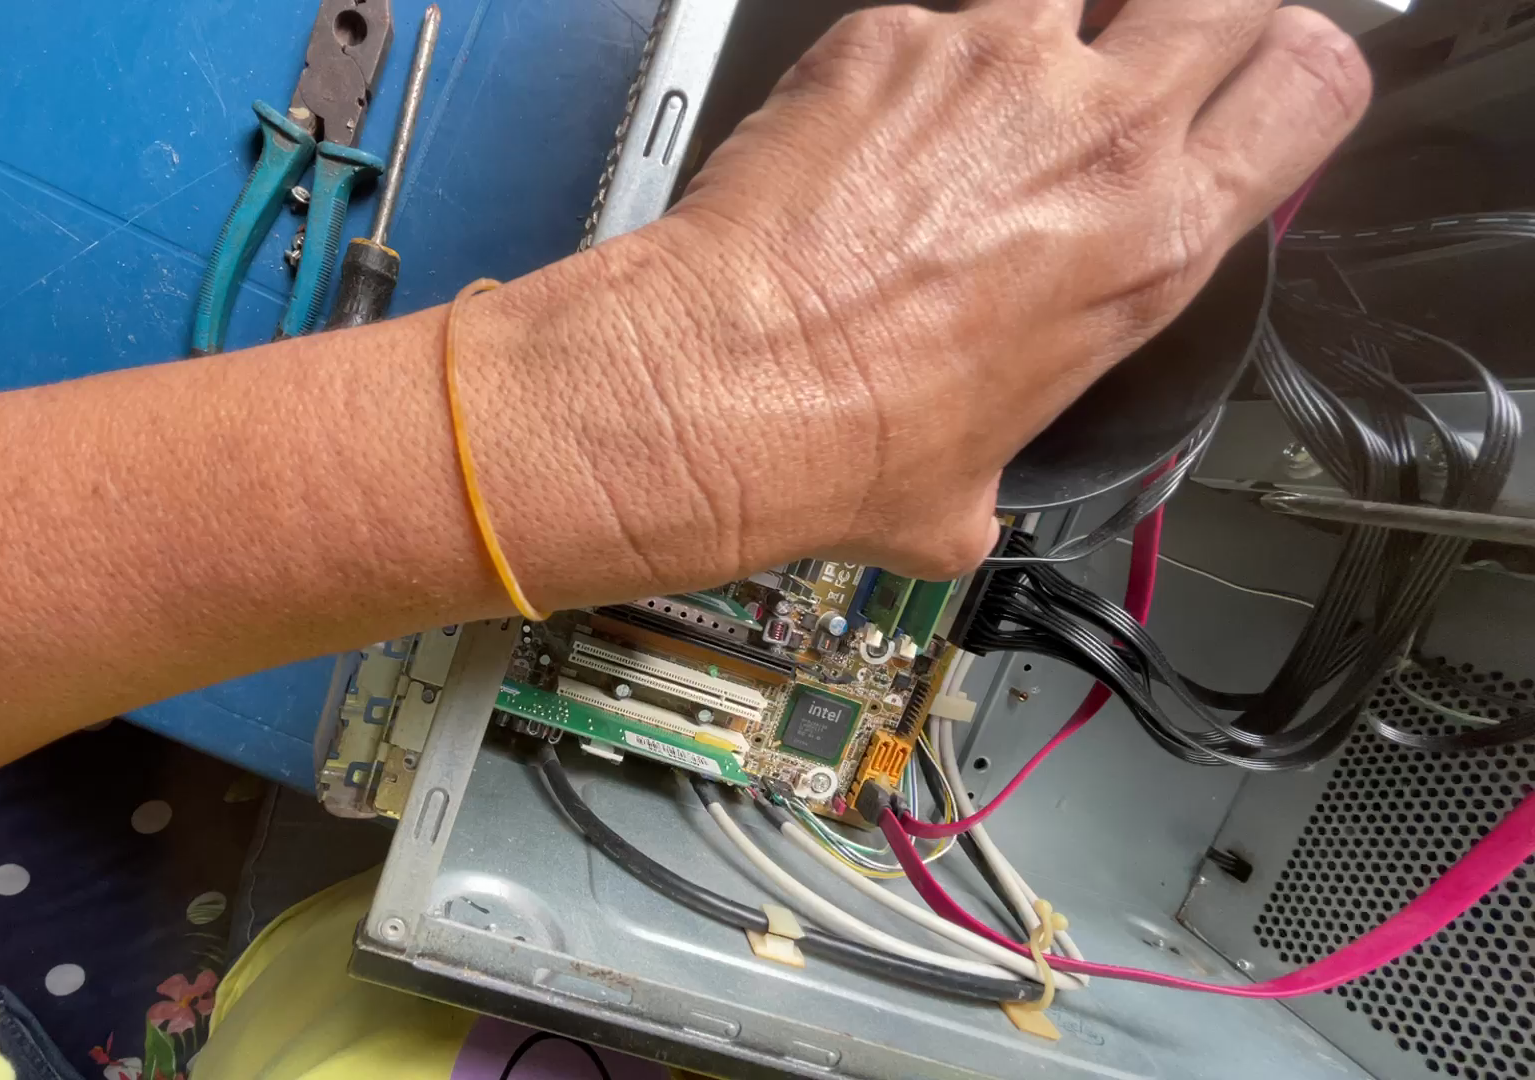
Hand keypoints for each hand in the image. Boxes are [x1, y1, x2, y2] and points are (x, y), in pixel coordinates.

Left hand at [623, 0, 1369, 578]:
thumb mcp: (959, 498)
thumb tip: (970, 483)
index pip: (1309, 92)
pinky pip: (911, 33)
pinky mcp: (870, 50)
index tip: (1222, 107)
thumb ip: (997, 465)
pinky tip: (840, 155)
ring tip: (950, 137)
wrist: (718, 397)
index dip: (1272, 89)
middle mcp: (1083, 134)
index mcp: (1142, 248)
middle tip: (1095, 94)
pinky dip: (890, 80)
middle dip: (1174, 28)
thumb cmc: (836, 455)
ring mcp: (977, 70)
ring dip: (1026, 50)